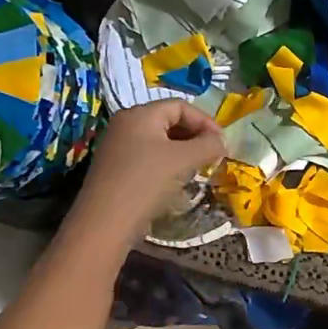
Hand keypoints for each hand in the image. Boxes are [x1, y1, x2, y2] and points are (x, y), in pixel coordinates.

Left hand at [70, 101, 224, 241]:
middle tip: (212, 155)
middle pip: (167, 121)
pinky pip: (147, 157)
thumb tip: (220, 141)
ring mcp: (117, 147)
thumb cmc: (146, 182)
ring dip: (181, 151)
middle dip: (194, 136)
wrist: (106, 222)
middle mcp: (125, 124)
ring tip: (197, 168)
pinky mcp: (115, 169)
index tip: (221, 142)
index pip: (179, 106)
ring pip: (158, 141)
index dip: (204, 121)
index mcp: (139, 114)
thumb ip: (208, 145)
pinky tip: (175, 181)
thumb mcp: (183, 160)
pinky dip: (166, 163)